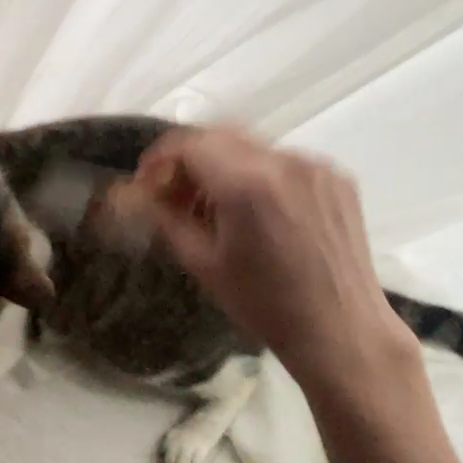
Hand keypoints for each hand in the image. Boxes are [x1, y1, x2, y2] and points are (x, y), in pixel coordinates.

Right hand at [122, 126, 415, 393]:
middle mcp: (285, 162)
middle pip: (221, 136)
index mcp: (247, 185)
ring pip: (251, 148)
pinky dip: (255, 176)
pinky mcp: (336, 178)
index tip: (144, 186)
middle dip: (188, 160)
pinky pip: (282, 163)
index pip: (190, 144)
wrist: (338, 327)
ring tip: (210, 209)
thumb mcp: (201, 263)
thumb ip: (162, 219)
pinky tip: (250, 215)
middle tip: (170, 196)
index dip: (158, 159)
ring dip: (221, 167)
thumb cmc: (262, 304)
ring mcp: (316, 167)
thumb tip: (124, 197)